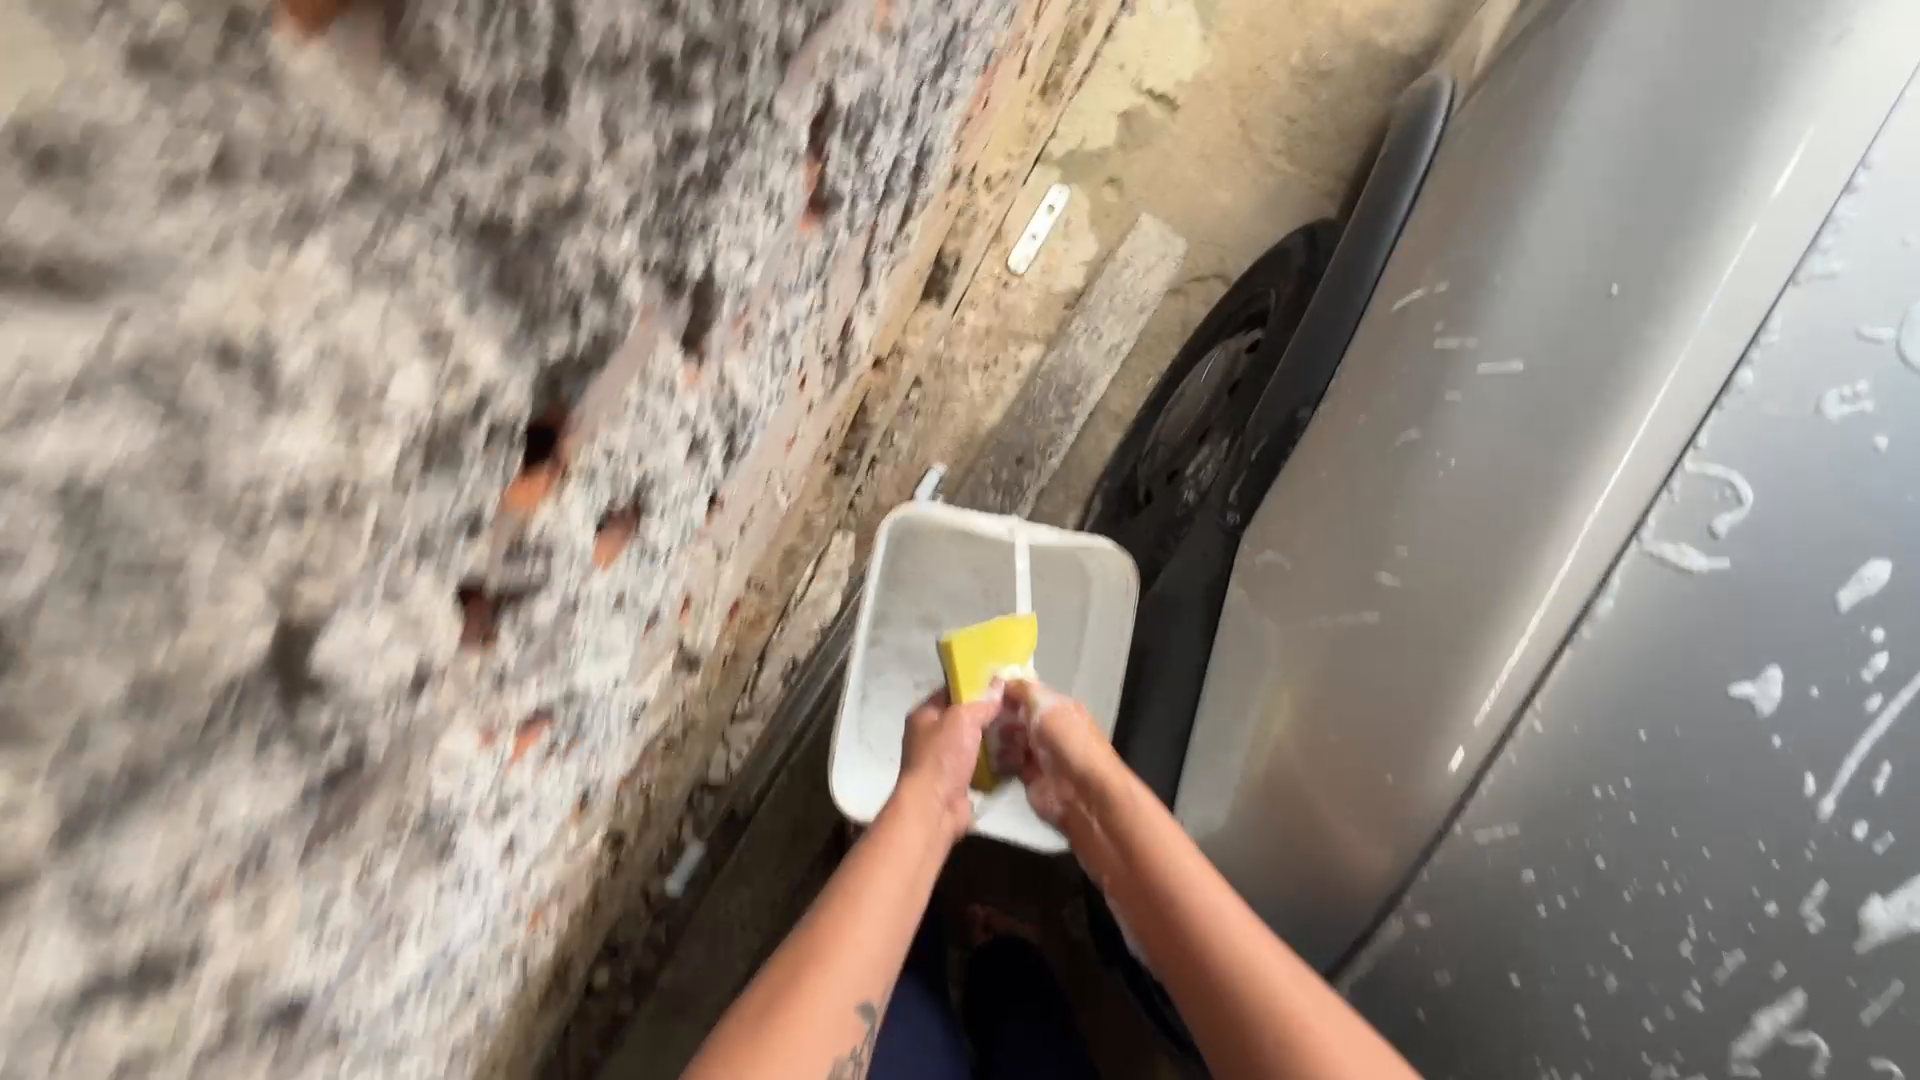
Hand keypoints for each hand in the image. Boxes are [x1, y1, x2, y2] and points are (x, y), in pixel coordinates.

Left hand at [895, 687, 1002, 844]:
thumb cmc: (942, 756)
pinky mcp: (958, 781)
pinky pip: (981, 765)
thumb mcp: (962, 719)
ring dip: (996, 739)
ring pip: (975, 742)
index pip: (951, 691)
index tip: (1001, 683)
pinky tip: (1016, 755)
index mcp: (924, 715)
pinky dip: (996, 762)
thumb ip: (981, 703)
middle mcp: (931, 736)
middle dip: (990, 715)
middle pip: (966, 718)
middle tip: (1017, 709)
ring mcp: (944, 760)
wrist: (935, 807)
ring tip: (1022, 731)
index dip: (974, 685)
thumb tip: (998, 686)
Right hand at [998, 679, 1113, 826]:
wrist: (1083, 793)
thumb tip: (1002, 679)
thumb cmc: (1068, 742)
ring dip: (997, 738)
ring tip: (986, 740)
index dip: (1008, 691)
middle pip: (1016, 716)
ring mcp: (1038, 753)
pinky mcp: (1028, 776)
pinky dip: (999, 760)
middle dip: (999, 716)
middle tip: (980, 718)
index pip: (1028, 694)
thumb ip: (1023, 691)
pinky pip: (1007, 762)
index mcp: (1057, 708)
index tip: (985, 691)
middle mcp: (1048, 728)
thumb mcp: (1047, 706)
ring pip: (1009, 739)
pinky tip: (991, 758)